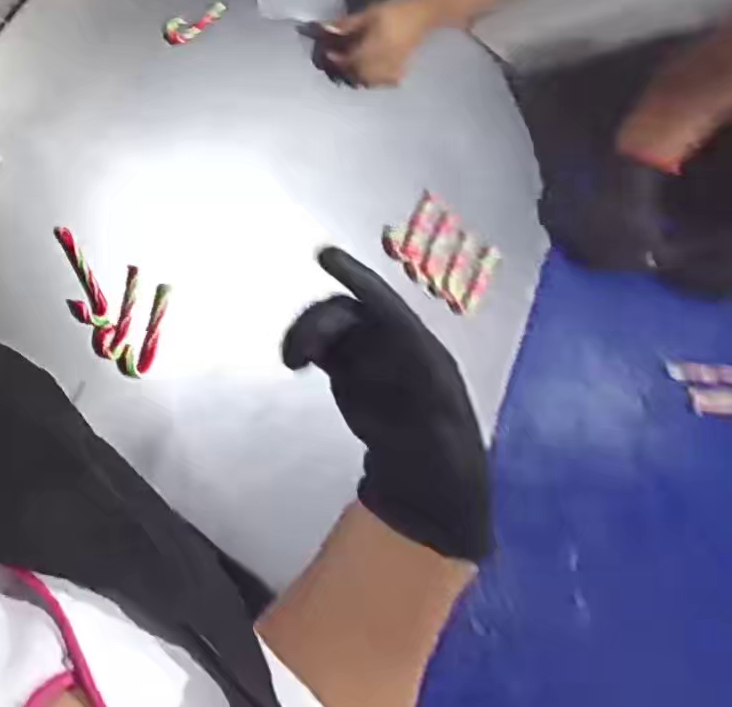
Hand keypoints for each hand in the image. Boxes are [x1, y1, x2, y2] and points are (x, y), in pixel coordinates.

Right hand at [284, 247, 490, 560]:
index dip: (356, 278)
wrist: (429, 477)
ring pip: (328, 325)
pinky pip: (320, 343)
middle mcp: (392, 342)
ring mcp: (368, 353)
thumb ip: (414, 403)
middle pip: (345, 313)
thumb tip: (407, 381)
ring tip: (291, 361)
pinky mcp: (348, 366)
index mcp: (420, 349)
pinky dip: (303, 346)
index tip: (324, 255)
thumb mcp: (436, 431)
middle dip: (316, 324)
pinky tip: (295, 362)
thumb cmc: (440, 454)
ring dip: (304, 334)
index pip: (384, 304)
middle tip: (295, 353)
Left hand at [318, 0, 446, 87]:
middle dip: (346, 69)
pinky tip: (370, 75)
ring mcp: (395, 63)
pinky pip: (389, 80)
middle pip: (361, 73)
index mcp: (378, 44)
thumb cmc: (397, 11)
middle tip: (338, 61)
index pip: (353, 59)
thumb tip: (327, 29)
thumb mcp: (370, 13)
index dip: (338, 59)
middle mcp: (386, 57)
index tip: (329, 53)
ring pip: (374, 79)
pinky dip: (377, 81)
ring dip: (359, 77)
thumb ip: (348, 23)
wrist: (426, 13)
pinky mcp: (402, 64)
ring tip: (350, 68)